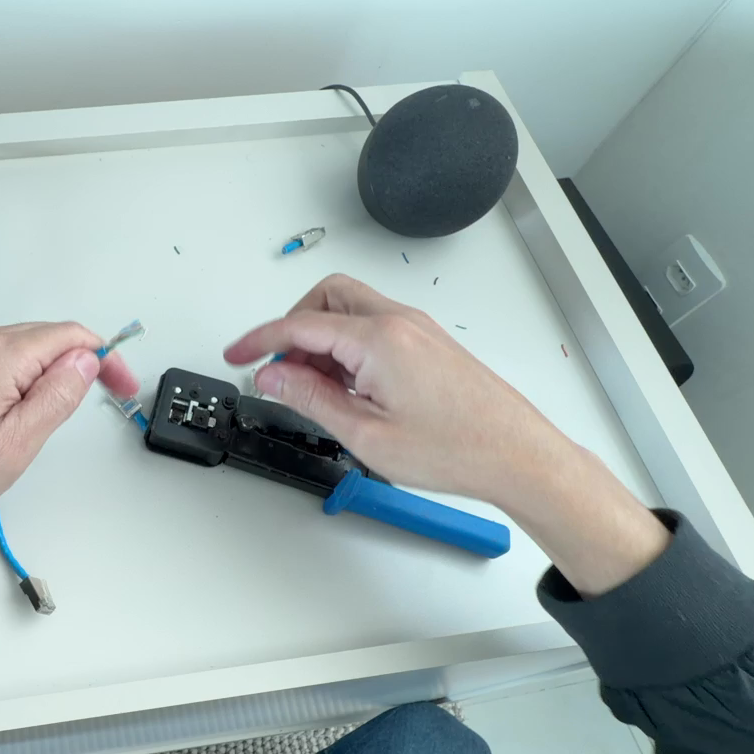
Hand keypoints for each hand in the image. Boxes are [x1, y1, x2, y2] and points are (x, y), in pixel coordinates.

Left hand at [0, 322, 138, 544]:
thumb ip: (56, 396)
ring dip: (56, 370)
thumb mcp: (16, 444)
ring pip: (30, 346)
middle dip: (85, 362)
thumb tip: (85, 362)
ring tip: (63, 411)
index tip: (121, 384)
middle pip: (51, 336)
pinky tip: (30, 404)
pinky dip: (29, 373)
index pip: (70, 336)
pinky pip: (6, 356)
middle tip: (108, 397)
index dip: (105, 357)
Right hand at [224, 274, 667, 594]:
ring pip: (349, 312)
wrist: (517, 456)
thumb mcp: (363, 433)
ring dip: (318, 340)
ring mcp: (416, 330)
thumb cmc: (455, 449)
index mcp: (379, 340)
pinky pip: (371, 328)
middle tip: (276, 369)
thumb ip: (310, 398)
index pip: (299, 325)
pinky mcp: (425, 344)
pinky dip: (344, 349)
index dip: (259, 340)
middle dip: (291, 327)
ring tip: (312, 390)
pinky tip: (343, 389)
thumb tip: (272, 377)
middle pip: (325, 297)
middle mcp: (399, 323)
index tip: (235, 354)